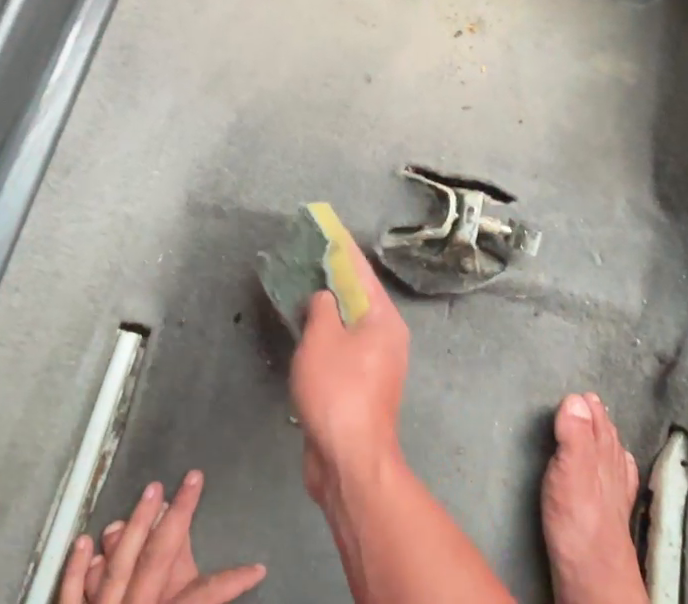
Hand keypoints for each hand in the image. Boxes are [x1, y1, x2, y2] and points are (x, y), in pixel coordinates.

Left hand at [57, 471, 265, 603]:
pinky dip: (79, 566)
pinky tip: (88, 540)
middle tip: (193, 478)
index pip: (203, 596)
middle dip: (178, 515)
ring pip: (117, 562)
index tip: (257, 569)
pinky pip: (71, 593)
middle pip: (157, 557)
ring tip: (151, 490)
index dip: (231, 580)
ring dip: (135, 524)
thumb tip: (212, 595)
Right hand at [289, 234, 409, 504]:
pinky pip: (342, 350)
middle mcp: (386, 338)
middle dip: (332, 279)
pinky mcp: (361, 389)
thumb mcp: (322, 339)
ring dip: (326, 310)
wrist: (350, 459)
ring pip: (348, 326)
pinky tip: (304, 334)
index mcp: (384, 320)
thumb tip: (323, 298)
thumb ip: (320, 309)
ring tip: (301, 290)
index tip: (326, 228)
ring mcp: (376, 366)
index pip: (361, 273)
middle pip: (358, 298)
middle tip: (306, 258)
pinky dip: (324, 338)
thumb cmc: (338, 391)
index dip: (341, 249)